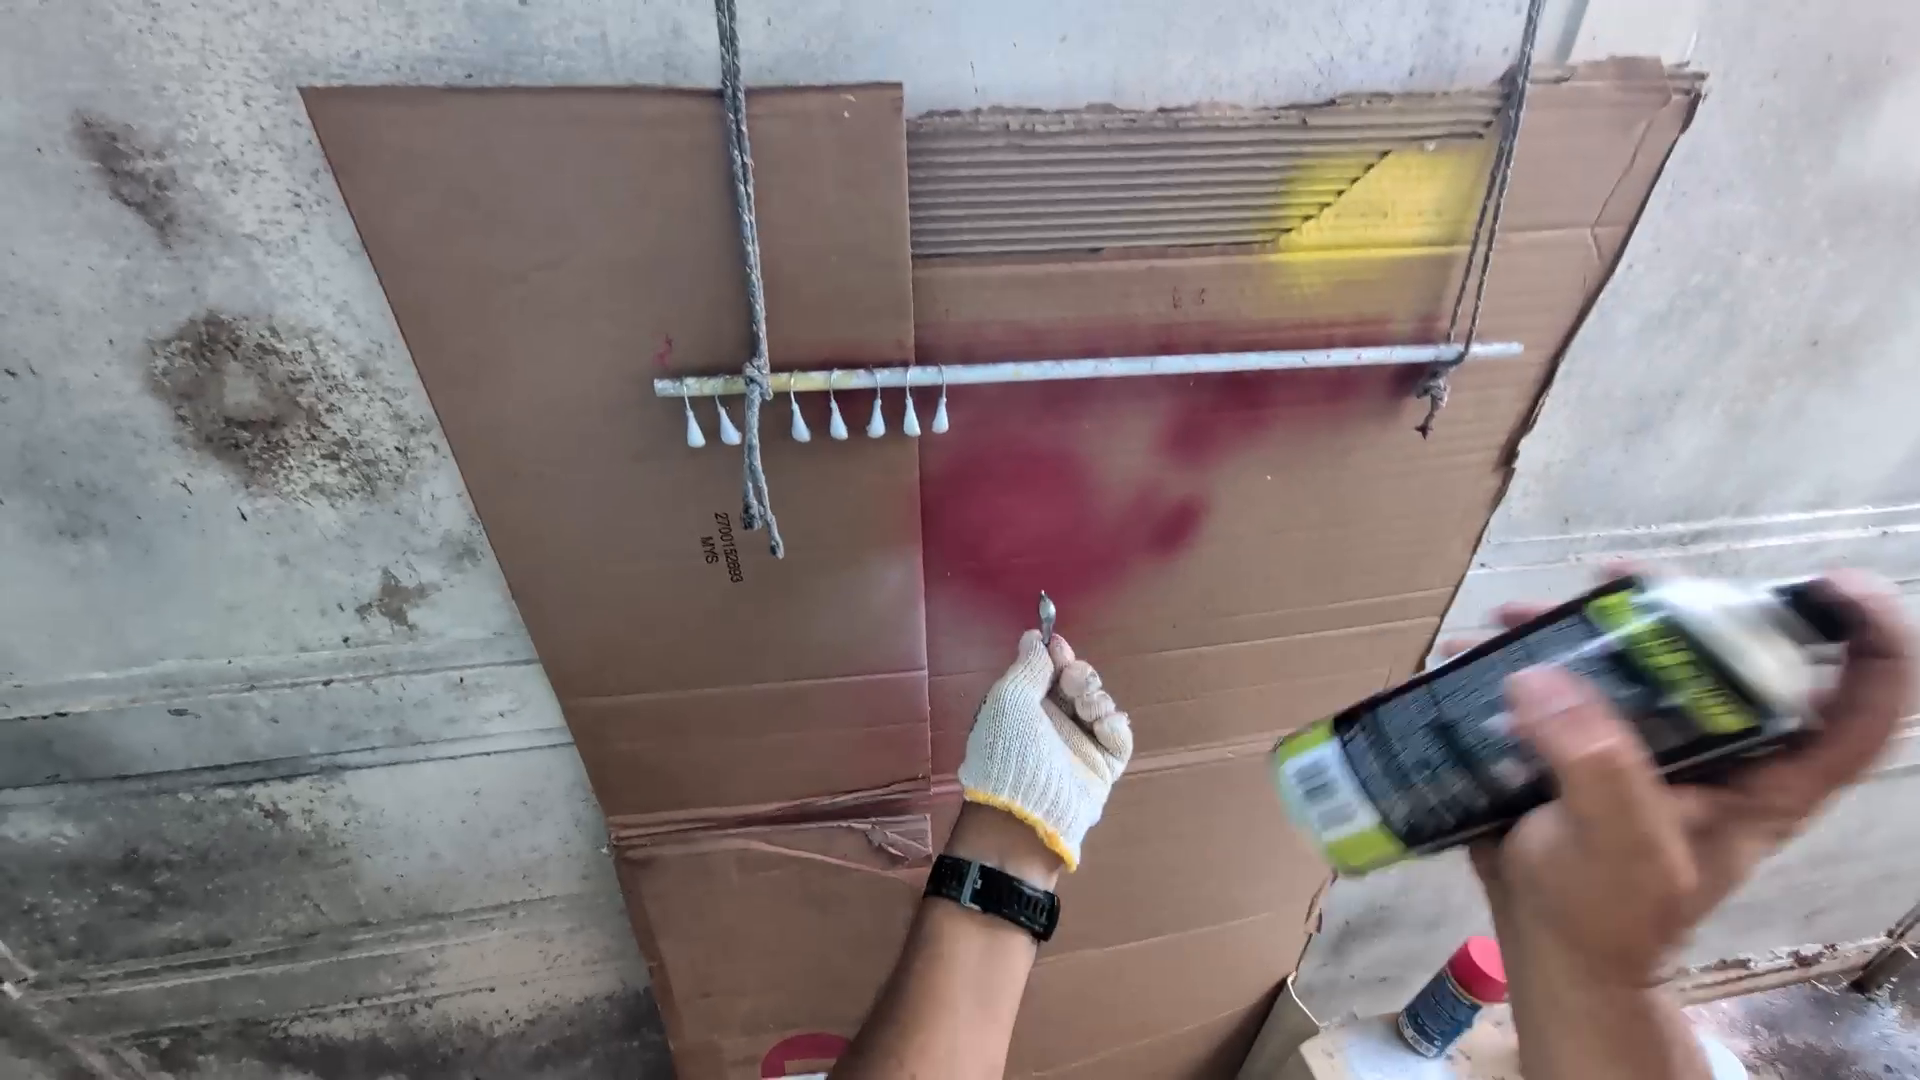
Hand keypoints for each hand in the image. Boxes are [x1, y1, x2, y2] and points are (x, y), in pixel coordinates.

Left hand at [956, 630, 1132, 872]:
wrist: (1025, 811)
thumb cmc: (1008, 749)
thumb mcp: (1008, 698)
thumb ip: (1027, 666)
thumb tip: (1033, 637)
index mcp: (1026, 706)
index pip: (1049, 671)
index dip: (1057, 655)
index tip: (1058, 646)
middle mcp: (1053, 723)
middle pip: (1079, 683)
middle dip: (1080, 675)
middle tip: (1072, 682)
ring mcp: (1079, 744)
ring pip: (1100, 704)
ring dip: (1097, 697)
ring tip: (1088, 710)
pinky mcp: (1102, 767)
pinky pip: (1119, 737)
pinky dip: (1116, 726)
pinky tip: (1105, 726)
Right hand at [1454, 570, 1912, 986]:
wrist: (1544, 939)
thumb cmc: (1605, 911)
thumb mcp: (1622, 849)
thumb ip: (1599, 768)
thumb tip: (1538, 675)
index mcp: (1762, 780)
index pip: (1853, 707)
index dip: (1863, 639)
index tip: (1824, 584)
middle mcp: (1708, 750)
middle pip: (1712, 658)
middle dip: (1658, 609)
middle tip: (1601, 581)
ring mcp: (1637, 744)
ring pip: (1619, 663)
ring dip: (1562, 630)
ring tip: (1503, 619)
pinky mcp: (1574, 744)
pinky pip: (1552, 686)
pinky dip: (1511, 661)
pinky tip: (1467, 656)